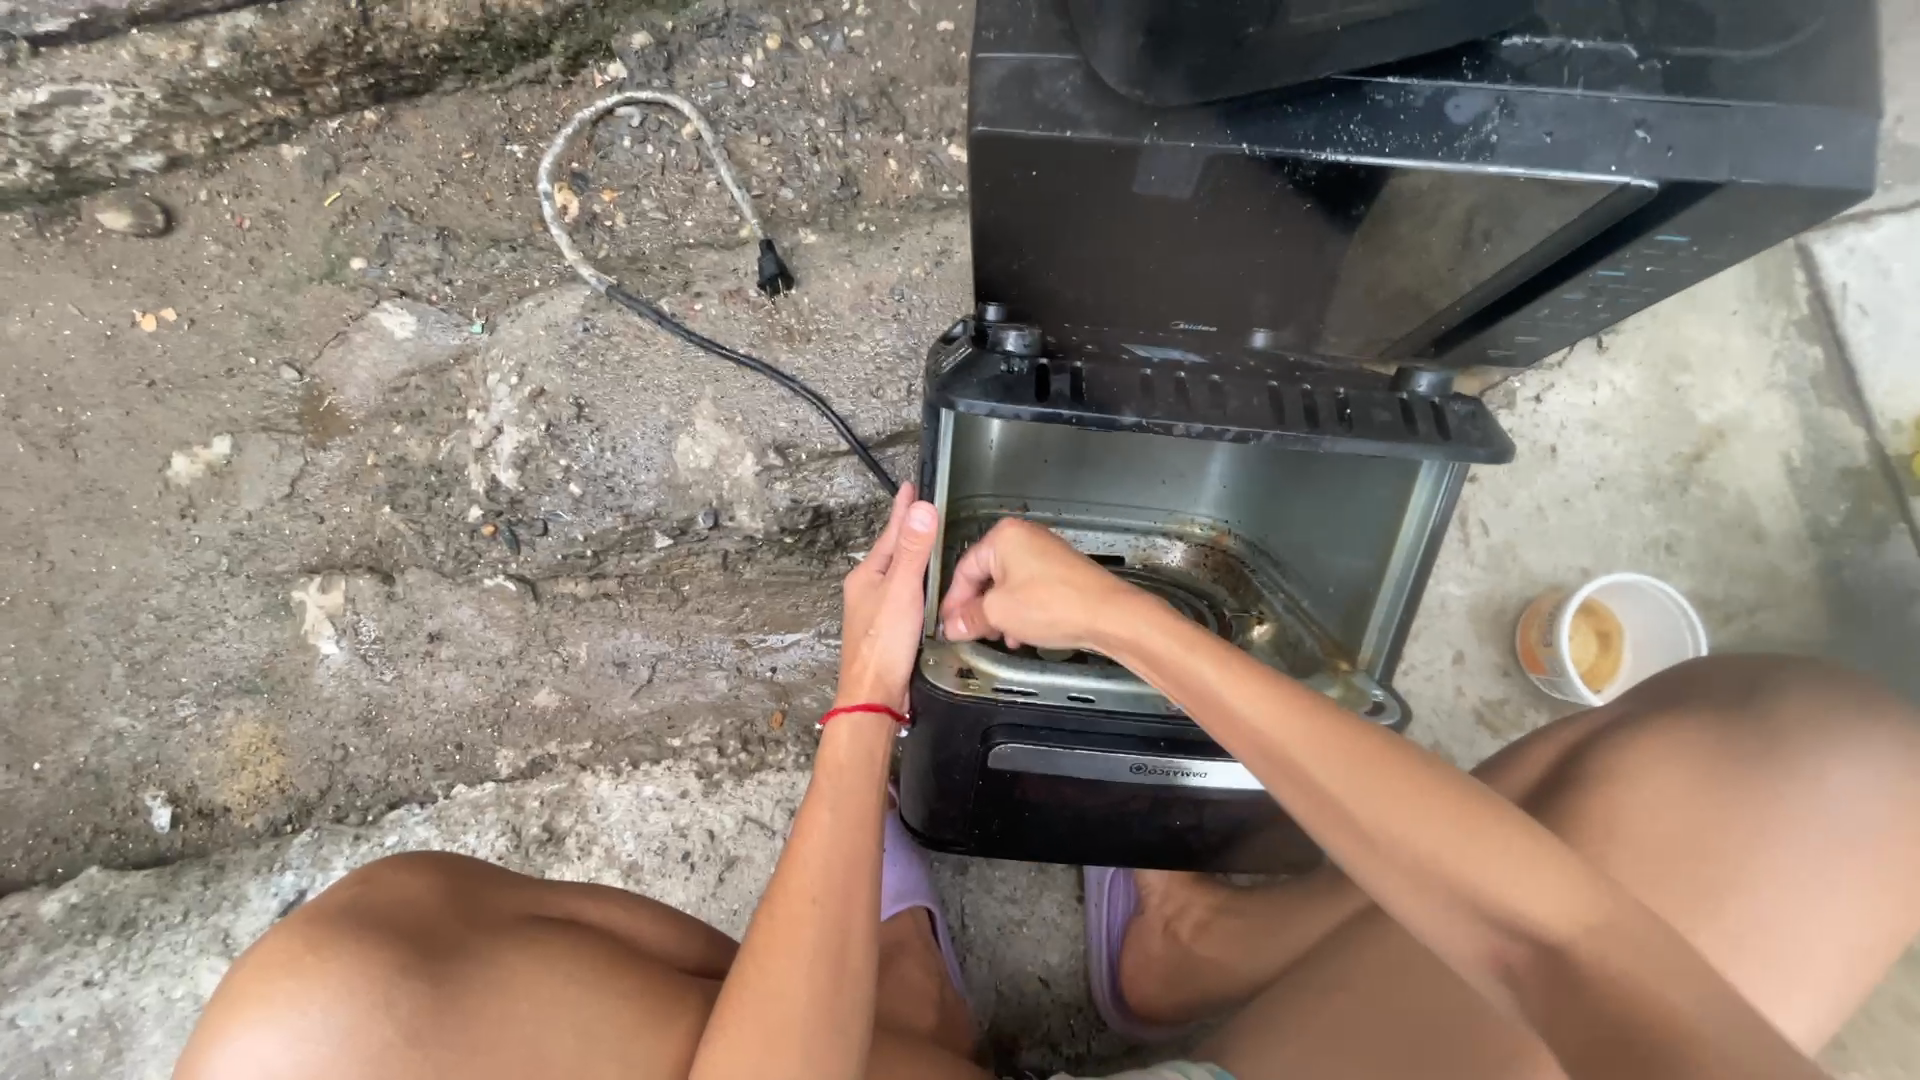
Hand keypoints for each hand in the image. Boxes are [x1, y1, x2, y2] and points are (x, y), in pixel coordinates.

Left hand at [836, 482, 939, 710]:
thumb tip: (920, 508)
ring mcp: (876, 610)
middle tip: (921, 508)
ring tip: (926, 542)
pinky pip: (905, 595)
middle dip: (907, 530)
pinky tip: (927, 590)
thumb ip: (912, 551)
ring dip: (912, 556)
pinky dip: (918, 584)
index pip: (889, 533)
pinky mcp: (888, 629)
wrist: (874, 694)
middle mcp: (867, 590)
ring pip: (898, 574)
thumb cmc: (882, 645)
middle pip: (892, 551)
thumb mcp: (901, 590)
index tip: (910, 486)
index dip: (902, 509)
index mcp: (867, 575)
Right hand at [938, 518, 1152, 652]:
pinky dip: (1021, 610)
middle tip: (970, 631)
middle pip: (987, 576)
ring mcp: (1045, 554)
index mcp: (1004, 537)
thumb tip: (954, 624)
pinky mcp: (1061, 572)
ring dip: (1000, 613)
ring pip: (1009, 586)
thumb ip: (970, 618)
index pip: (964, 569)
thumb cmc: (1058, 603)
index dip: (954, 601)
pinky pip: (1029, 589)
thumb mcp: (999, 614)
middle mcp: (1025, 538)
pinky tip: (1022, 633)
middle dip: (979, 608)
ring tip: (999, 636)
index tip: (949, 622)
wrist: (1108, 615)